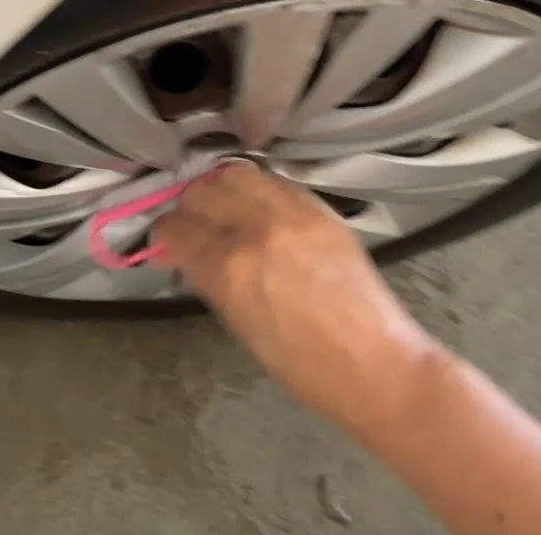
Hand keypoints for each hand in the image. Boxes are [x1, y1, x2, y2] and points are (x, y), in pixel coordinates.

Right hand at [151, 160, 444, 435]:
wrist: (378, 366)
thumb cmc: (304, 366)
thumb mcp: (239, 325)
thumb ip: (208, 279)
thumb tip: (185, 254)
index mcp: (230, 269)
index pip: (176, 229)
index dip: (162, 235)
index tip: (165, 244)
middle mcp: (256, 230)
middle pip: (200, 192)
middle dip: (188, 210)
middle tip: (193, 228)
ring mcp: (291, 214)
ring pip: (234, 174)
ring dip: (220, 190)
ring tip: (225, 210)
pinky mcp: (319, 209)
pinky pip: (273, 181)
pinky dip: (256, 191)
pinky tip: (258, 210)